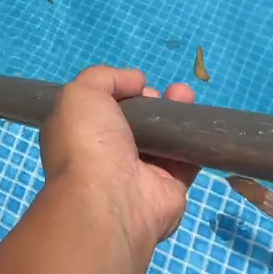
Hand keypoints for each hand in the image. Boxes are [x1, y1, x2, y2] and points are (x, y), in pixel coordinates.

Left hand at [40, 66, 200, 263]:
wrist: (110, 196)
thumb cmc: (86, 139)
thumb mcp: (80, 93)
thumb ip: (104, 77)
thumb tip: (136, 80)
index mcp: (75, 133)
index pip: (95, 109)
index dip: (115, 92)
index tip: (132, 84)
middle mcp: (102, 153)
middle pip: (131, 121)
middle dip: (148, 101)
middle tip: (159, 93)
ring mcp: (136, 171)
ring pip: (160, 137)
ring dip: (173, 114)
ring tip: (184, 94)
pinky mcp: (168, 187)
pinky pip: (184, 159)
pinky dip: (193, 139)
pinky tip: (197, 119)